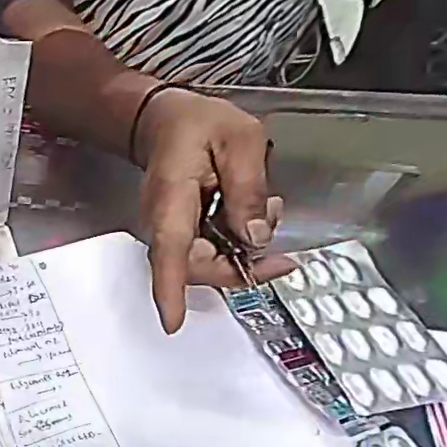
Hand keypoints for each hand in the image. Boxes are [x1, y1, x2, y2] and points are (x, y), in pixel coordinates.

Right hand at [132, 87, 296, 332]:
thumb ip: (249, 188)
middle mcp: (163, 225)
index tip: (171, 322)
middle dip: (241, 268)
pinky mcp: (179, 238)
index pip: (170, 251)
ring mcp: (169, 235)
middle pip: (195, 268)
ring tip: (266, 211)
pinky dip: (234, 247)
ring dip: (241, 254)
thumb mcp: (240, 140)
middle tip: (283, 260)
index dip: (170, 290)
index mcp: (172, 200)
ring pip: (204, 265)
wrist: (165, 123)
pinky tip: (250, 220)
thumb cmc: (196, 126)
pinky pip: (207, 255)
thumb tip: (254, 238)